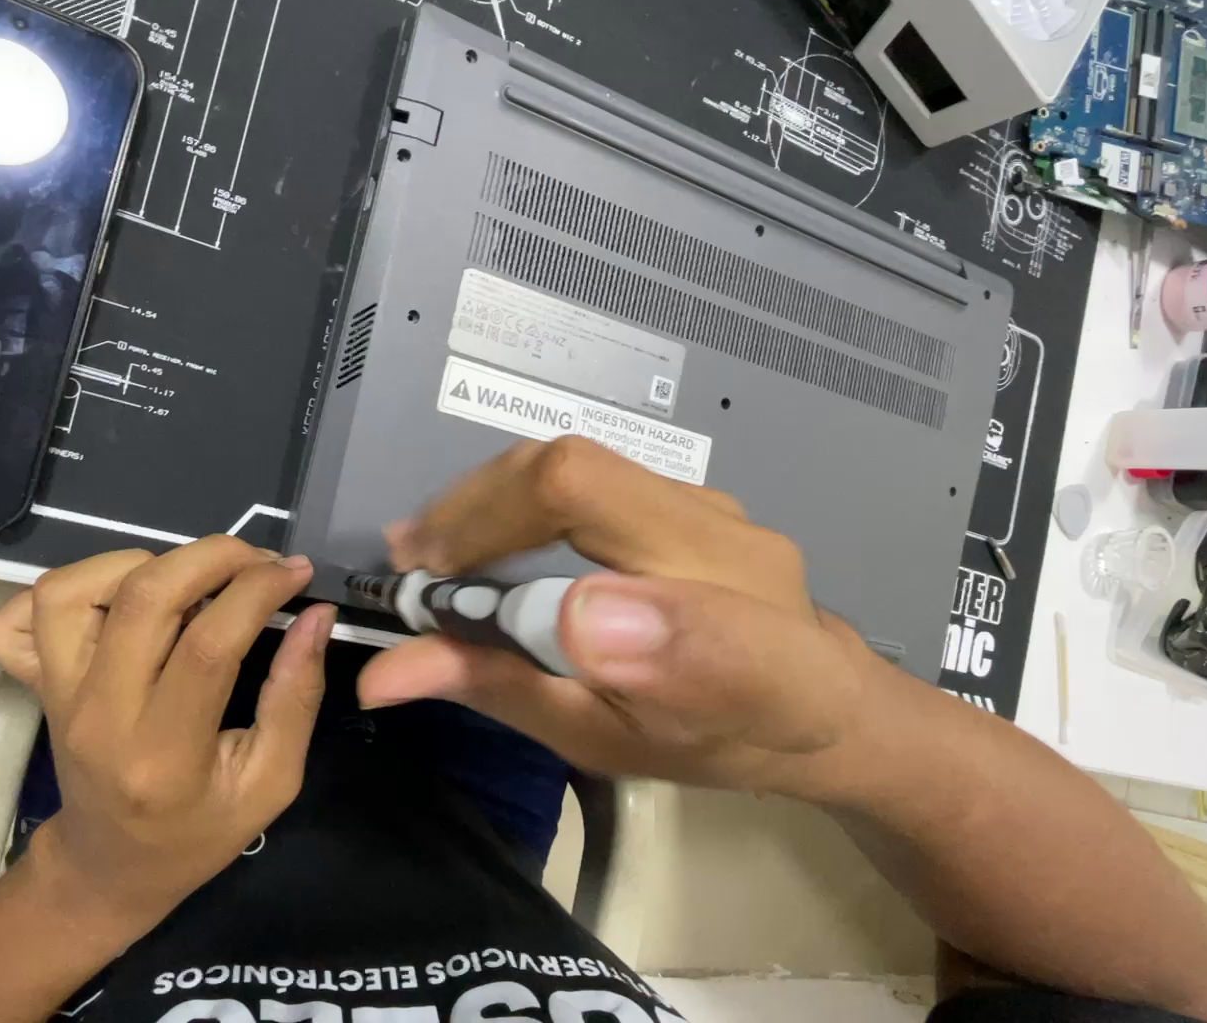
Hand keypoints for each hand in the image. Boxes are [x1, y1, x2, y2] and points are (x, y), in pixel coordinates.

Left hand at [0, 537, 335, 926]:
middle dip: (212, 556)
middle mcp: (100, 715)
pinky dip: (74, 584)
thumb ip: (296, 697)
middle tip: (256, 561)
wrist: (107, 867)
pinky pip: (26, 612)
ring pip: (73, 590)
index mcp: (164, 753)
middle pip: (142, 597)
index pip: (209, 644)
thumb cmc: (197, 835)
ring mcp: (58, 694)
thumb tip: (315, 614)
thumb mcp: (271, 782)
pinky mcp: (38, 682)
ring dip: (143, 562)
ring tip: (191, 580)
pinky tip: (123, 596)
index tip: (296, 573)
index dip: (260, 592)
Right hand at [357, 437, 898, 797]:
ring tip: (427, 548)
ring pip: (576, 463)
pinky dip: (513, 496)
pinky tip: (478, 529)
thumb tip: (385, 674)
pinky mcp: (687, 492)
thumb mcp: (608, 743)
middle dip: (474, 511)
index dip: (530, 571)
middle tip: (408, 564)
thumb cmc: (715, 738)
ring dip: (485, 498)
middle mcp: (729, 547)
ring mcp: (709, 504)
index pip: (662, 599)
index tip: (438, 599)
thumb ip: (505, 694)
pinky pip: (586, 473)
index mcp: (748, 650)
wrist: (821, 699)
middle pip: (581, 478)